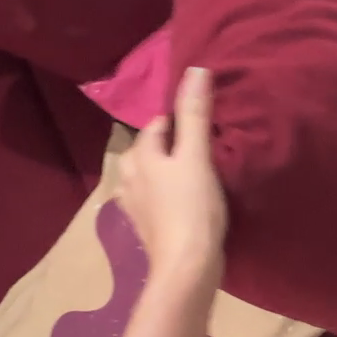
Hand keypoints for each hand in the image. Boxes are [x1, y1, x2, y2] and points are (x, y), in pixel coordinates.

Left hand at [115, 66, 226, 288]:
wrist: (187, 266)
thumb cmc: (193, 207)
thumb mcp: (198, 156)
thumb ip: (196, 115)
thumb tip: (196, 70)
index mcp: (139, 156)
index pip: (159, 123)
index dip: (182, 121)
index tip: (207, 126)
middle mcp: (129, 176)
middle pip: (151, 148)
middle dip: (173, 145)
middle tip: (205, 149)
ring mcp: (135, 204)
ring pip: (152, 174)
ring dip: (169, 170)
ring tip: (198, 172)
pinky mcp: (147, 226)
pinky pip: (156, 198)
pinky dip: (169, 193)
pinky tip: (187, 200)